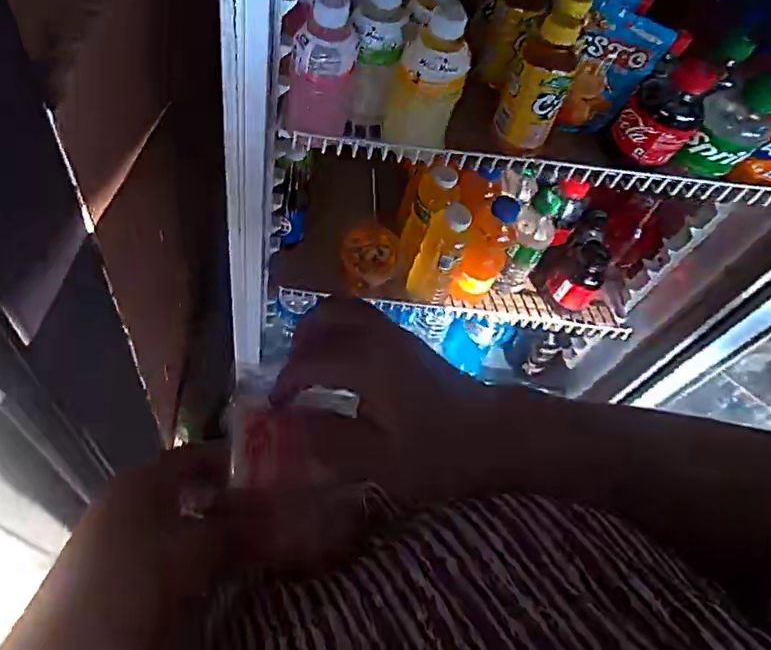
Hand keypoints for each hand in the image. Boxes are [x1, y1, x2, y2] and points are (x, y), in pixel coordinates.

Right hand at [269, 296, 507, 506]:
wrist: (494, 432)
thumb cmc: (440, 451)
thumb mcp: (382, 461)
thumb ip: (330, 440)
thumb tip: (291, 425)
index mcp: (366, 363)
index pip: (309, 361)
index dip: (286, 382)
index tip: (275, 407)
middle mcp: (376, 335)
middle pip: (323, 317)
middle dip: (299, 343)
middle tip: (291, 377)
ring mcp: (392, 330)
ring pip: (342, 309)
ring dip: (318, 329)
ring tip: (309, 363)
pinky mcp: (403, 335)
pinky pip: (359, 315)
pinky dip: (338, 327)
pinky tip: (340, 359)